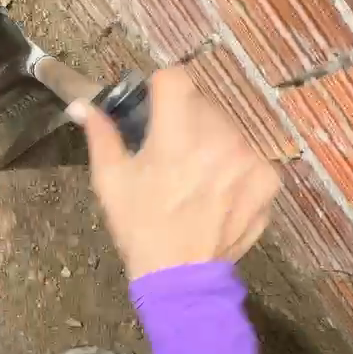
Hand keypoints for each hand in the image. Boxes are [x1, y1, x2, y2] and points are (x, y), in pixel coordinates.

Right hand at [71, 67, 280, 278]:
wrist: (180, 276)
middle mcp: (219, 139)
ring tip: (194, 175)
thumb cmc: (139, 227)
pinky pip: (248, 154)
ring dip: (210, 140)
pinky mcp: (269, 179)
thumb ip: (101, 135)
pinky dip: (233, 165)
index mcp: (176, 136)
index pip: (175, 78)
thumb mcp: (110, 181)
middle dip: (185, 119)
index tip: (154, 108)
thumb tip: (83, 106)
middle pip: (202, 102)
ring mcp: (249, 158)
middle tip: (170, 152)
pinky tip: (216, 190)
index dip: (160, 89)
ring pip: (228, 126)